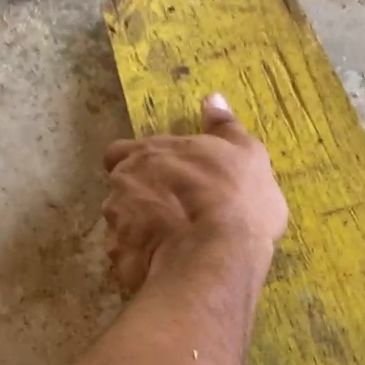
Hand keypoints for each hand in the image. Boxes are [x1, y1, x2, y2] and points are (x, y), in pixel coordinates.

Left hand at [102, 93, 288, 293]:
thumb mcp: (247, 154)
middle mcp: (122, 184)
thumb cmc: (236, 198)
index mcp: (149, 152)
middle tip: (171, 215)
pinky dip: (141, 261)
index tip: (156, 177)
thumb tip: (211, 99)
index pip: (119, 152)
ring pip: (120, 226)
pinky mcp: (119, 260)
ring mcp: (116, 224)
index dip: (133, 163)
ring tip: (171, 246)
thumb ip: (225, 127)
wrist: (217, 256)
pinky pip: (127, 258)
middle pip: (119, 190)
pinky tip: (166, 265)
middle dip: (138, 200)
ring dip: (139, 232)